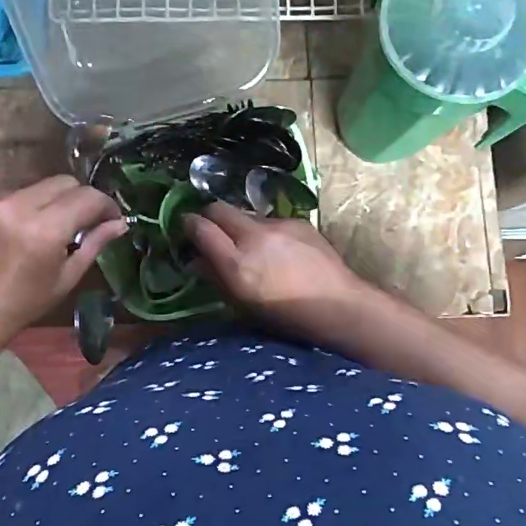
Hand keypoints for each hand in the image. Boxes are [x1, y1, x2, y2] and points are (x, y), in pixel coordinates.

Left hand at [0, 176, 125, 356]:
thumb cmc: (15, 309)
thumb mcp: (62, 281)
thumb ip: (92, 246)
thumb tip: (119, 224)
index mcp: (43, 230)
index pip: (87, 197)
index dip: (105, 205)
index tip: (110, 218)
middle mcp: (14, 205)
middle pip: (61, 182)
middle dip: (77, 199)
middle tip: (79, 223)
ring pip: (31, 187)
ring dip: (43, 204)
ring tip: (36, 233)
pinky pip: (1, 195)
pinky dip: (12, 209)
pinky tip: (5, 235)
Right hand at [183, 201, 384, 342]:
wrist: (339, 306)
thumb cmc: (287, 317)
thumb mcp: (243, 305)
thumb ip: (215, 277)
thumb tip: (195, 259)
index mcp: (237, 263)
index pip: (200, 227)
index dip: (188, 224)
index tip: (185, 228)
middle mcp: (254, 237)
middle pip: (219, 209)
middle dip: (210, 216)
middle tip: (210, 231)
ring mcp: (278, 225)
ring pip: (246, 215)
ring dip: (240, 226)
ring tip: (250, 248)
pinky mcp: (297, 221)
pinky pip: (270, 221)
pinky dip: (266, 232)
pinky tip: (279, 252)